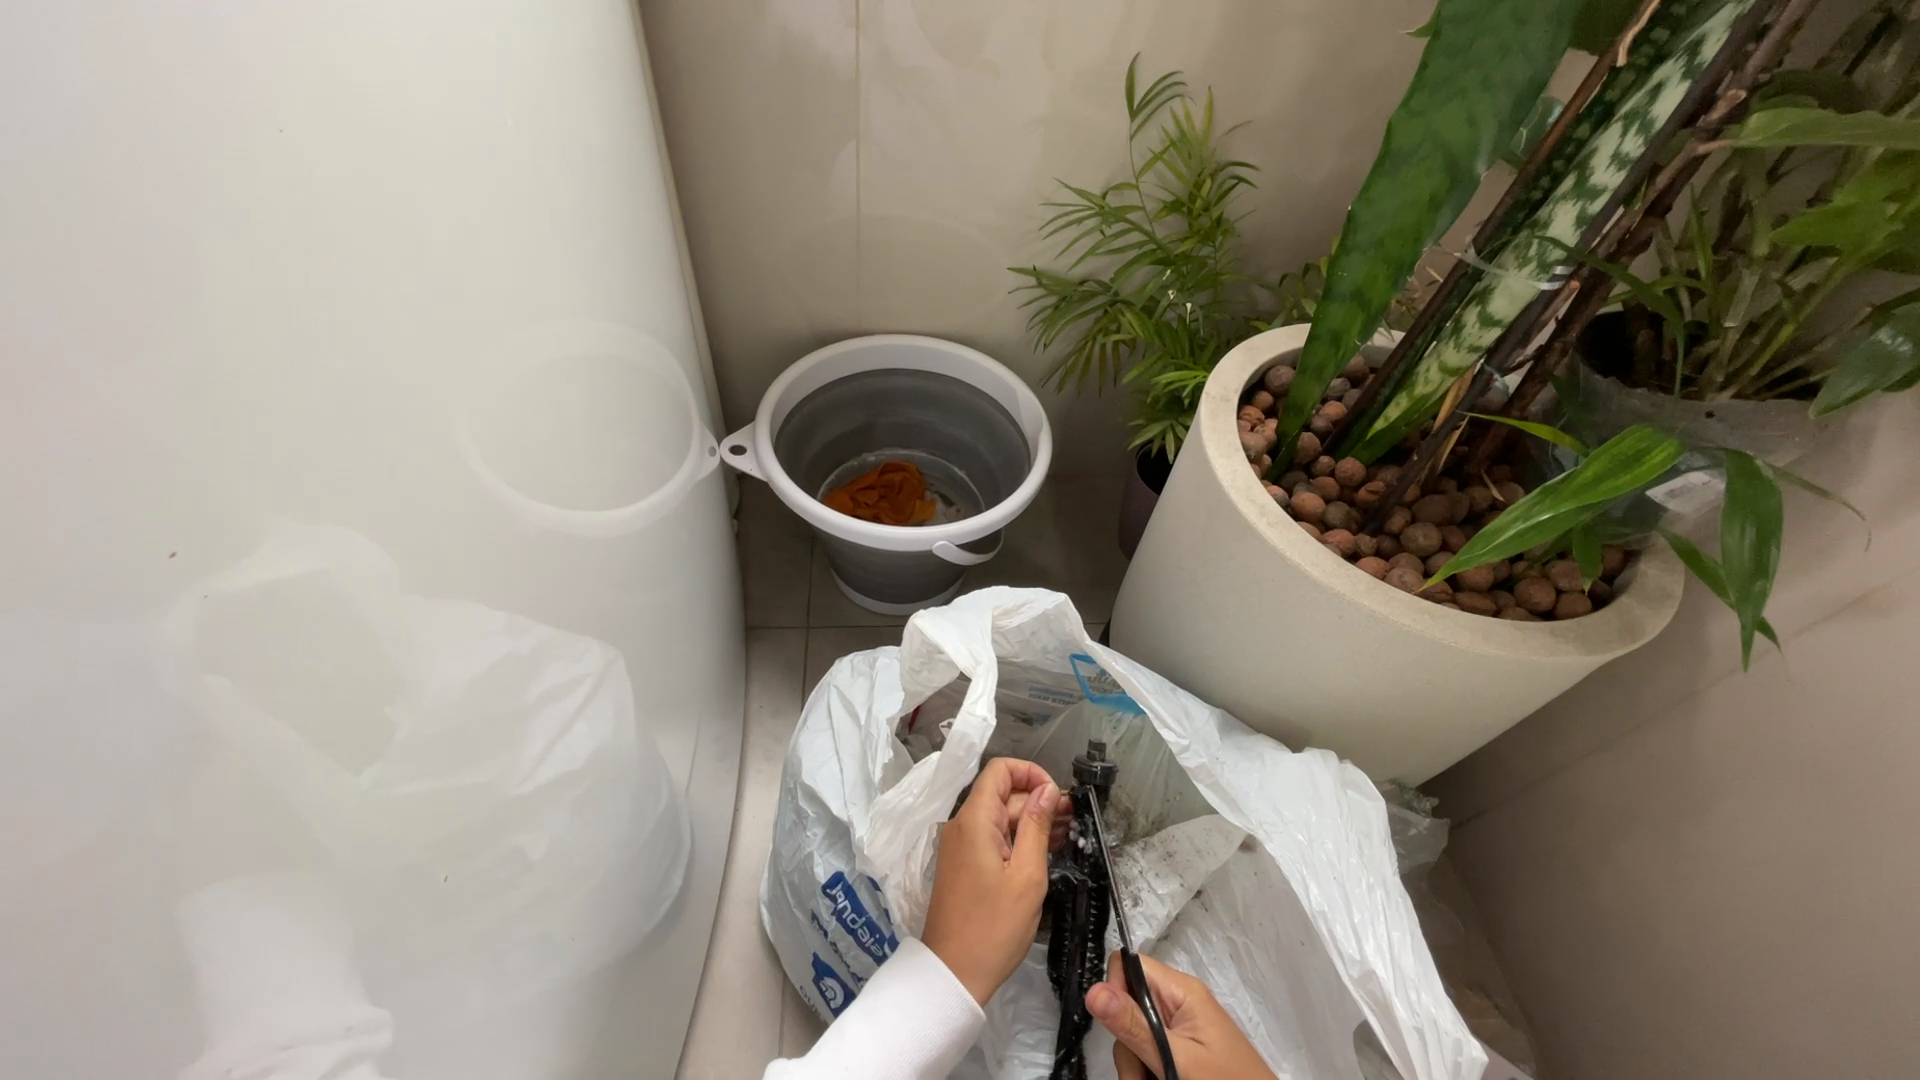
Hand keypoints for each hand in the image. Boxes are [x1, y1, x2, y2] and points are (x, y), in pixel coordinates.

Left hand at [921, 758, 1059, 1004]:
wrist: (954, 973)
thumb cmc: (994, 927)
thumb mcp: (1027, 876)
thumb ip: (1037, 826)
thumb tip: (1048, 790)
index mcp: (975, 819)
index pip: (1000, 770)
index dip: (1031, 774)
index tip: (1058, 796)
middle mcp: (963, 824)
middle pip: (1003, 794)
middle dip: (1038, 800)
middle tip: (1073, 821)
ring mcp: (961, 845)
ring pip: (1000, 817)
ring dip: (1031, 821)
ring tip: (1067, 834)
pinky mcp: (964, 864)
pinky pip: (993, 838)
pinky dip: (1018, 839)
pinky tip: (1045, 850)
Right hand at [1087, 952, 1276, 1079]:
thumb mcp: (1178, 1059)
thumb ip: (1135, 1026)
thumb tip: (1092, 990)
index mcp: (1180, 990)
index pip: (1129, 965)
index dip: (1115, 991)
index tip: (1120, 1029)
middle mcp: (1177, 1002)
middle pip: (1127, 1006)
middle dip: (1128, 1047)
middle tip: (1143, 1076)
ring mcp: (1178, 1028)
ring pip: (1133, 1036)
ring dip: (1136, 1068)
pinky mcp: (1180, 1050)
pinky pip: (1148, 1053)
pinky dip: (1147, 1073)